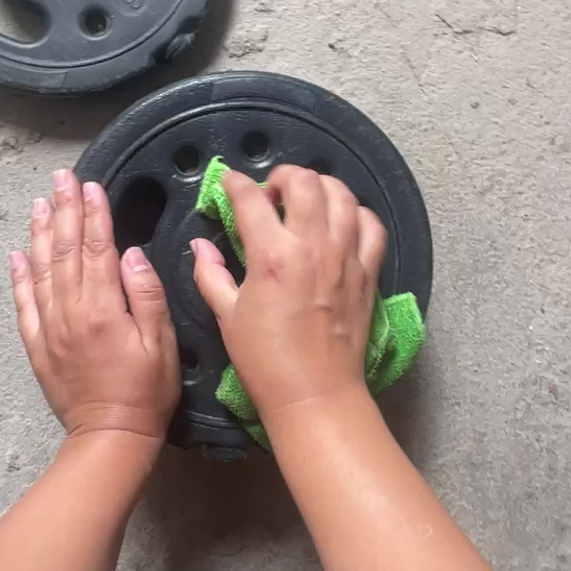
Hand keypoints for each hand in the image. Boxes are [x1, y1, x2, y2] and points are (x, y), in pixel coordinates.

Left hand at [10, 169, 178, 442]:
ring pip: (41, 270)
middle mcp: (70, 311)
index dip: (94, 214)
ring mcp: (49, 328)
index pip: (97, 249)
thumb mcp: (161, 343)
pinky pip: (23, 304)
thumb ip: (146, 295)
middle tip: (61, 178)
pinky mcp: (37, 345)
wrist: (109, 436)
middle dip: (65, 210)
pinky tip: (16, 254)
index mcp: (103, 308)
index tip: (90, 184)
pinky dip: (18, 277)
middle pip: (66, 250)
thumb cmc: (146, 390)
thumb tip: (131, 254)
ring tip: (40, 203)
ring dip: (41, 233)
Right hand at [191, 165, 386, 418]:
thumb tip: (199, 245)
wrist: (315, 394)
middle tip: (271, 193)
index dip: (235, 183)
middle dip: (283, 176)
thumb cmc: (265, 360)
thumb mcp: (226, 316)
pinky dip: (357, 214)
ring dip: (320, 187)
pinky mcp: (367, 272)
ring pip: (342, 195)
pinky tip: (342, 221)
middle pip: (304, 182)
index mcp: (272, 255)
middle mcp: (312, 246)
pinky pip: (371, 226)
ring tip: (306, 199)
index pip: (251, 198)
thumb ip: (211, 274)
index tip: (229, 184)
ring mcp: (345, 256)